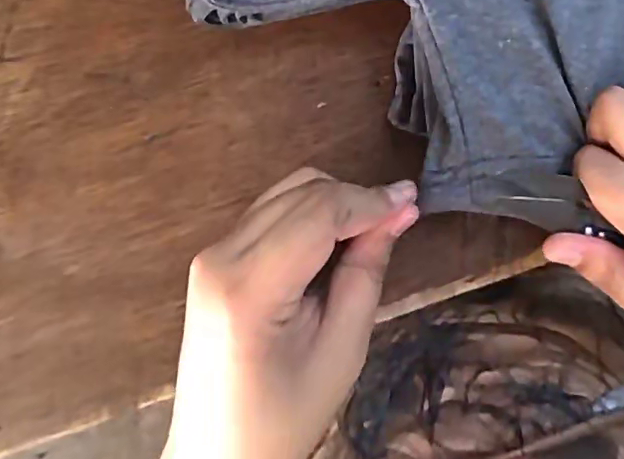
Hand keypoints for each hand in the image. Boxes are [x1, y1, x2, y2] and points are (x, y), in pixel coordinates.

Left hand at [163, 168, 419, 458]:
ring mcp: (212, 253)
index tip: (412, 198)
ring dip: (334, 199)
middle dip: (355, 197)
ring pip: (288, 190)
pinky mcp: (214, 255)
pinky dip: (311, 209)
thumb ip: (368, 270)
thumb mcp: (342, 349)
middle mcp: (221, 257)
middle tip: (397, 216)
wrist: (216, 456)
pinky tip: (335, 236)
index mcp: (249, 288)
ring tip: (369, 228)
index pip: (319, 212)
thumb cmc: (284, 415)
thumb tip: (400, 210)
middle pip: (303, 192)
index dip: (369, 199)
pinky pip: (272, 208)